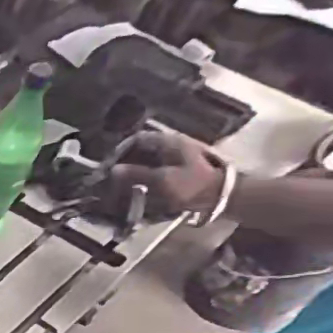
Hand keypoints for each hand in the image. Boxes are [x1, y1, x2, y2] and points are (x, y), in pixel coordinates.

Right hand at [106, 131, 227, 215]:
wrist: (223, 194)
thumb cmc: (193, 184)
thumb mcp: (162, 180)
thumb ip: (137, 174)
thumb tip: (112, 170)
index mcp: (168, 141)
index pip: (137, 139)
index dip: (120, 151)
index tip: (109, 166)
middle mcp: (172, 143)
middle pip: (142, 148)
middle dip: (126, 162)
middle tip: (114, 178)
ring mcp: (178, 154)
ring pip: (149, 157)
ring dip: (135, 169)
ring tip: (124, 184)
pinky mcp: (182, 166)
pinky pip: (157, 166)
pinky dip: (145, 174)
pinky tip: (140, 186)